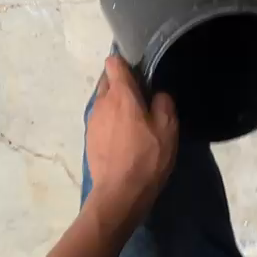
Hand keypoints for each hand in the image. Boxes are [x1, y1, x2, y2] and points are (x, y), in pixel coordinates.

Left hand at [84, 56, 178, 231]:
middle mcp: (101, 102)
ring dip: (115, 103)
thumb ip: (164, 104)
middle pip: (107, 80)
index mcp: (120, 94)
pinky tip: (123, 136)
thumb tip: (158, 94)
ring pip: (102, 100)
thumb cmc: (146, 158)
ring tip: (133, 119)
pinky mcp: (89, 136)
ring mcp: (92, 119)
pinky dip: (110, 120)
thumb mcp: (167, 130)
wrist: (119, 193)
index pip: (114, 63)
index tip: (138, 71)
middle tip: (140, 97)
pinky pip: (100, 118)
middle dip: (121, 83)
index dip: (125, 62)